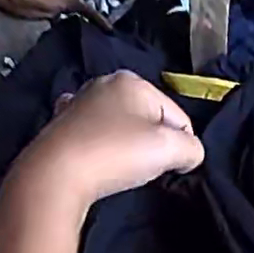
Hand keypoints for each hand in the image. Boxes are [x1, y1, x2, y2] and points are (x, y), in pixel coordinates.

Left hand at [0, 71, 204, 220]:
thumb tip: (190, 154)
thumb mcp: (172, 150)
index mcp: (135, 81)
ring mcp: (82, 100)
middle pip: (152, 121)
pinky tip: (101, 161)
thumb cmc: (119, 153)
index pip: (180, 118)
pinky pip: (100, 134)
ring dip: (130, 148)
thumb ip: (193, 149)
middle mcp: (106, 82)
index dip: (182, 147)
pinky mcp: (64, 122)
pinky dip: (106, 148)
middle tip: (145, 169)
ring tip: (122, 167)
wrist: (59, 171)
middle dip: (155, 146)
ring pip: (125, 127)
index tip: (170, 167)